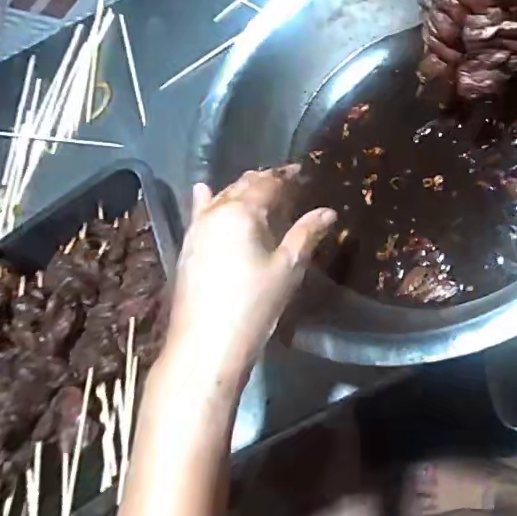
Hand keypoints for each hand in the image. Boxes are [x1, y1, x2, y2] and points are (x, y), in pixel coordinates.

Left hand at [160, 167, 335, 392]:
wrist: (206, 344)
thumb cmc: (254, 303)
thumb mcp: (288, 267)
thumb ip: (307, 233)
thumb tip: (328, 211)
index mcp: (243, 211)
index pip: (268, 183)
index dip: (287, 175)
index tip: (302, 171)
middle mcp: (216, 212)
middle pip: (243, 185)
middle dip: (266, 180)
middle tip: (288, 181)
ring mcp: (197, 229)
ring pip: (222, 197)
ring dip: (242, 189)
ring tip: (261, 188)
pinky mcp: (188, 247)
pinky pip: (201, 212)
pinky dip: (208, 199)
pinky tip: (205, 190)